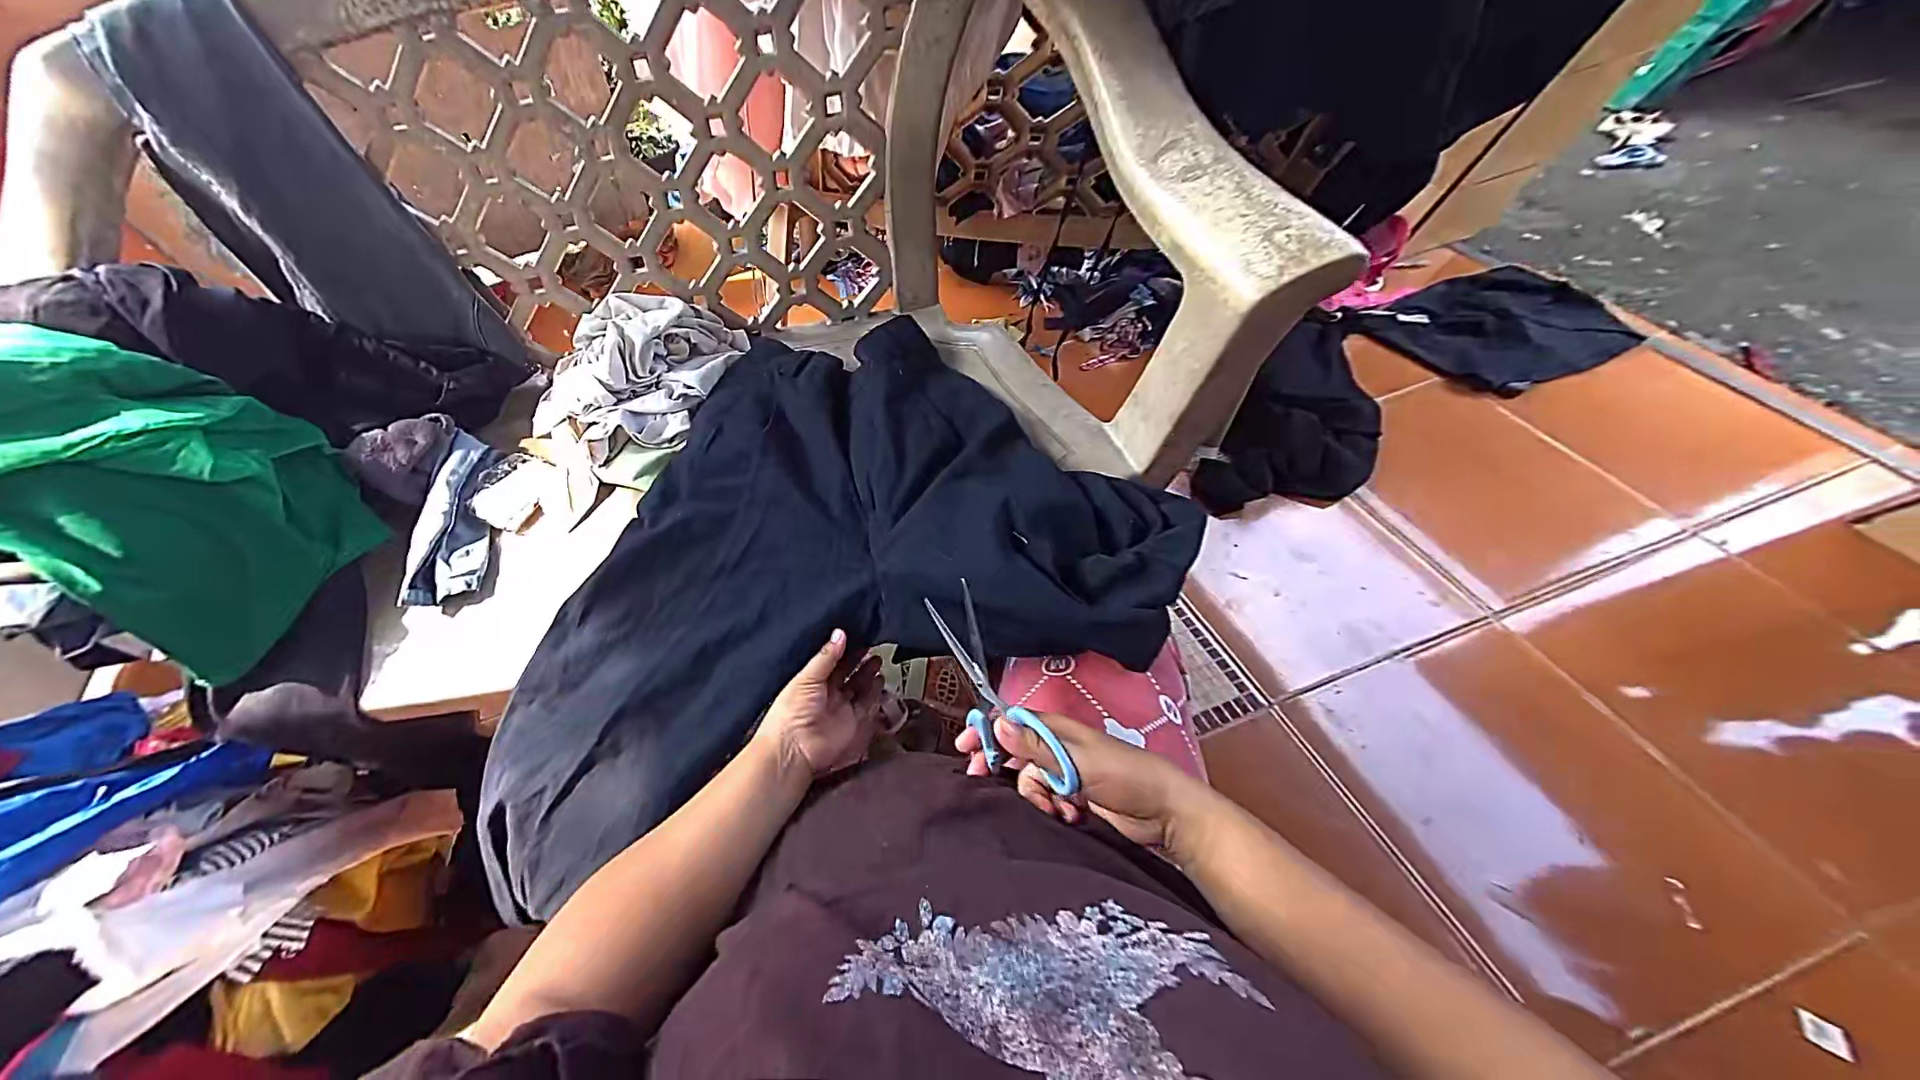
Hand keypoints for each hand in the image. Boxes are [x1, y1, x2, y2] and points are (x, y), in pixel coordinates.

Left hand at [755, 629, 883, 785]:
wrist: (795, 750)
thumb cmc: (790, 715)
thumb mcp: (807, 677)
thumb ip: (826, 656)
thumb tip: (839, 634)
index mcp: (810, 681)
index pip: (830, 661)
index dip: (843, 649)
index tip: (855, 635)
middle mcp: (825, 693)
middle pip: (846, 672)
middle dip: (858, 659)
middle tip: (870, 645)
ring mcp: (840, 707)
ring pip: (858, 686)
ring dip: (868, 673)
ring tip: (878, 659)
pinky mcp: (852, 721)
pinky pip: (867, 703)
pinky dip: (874, 691)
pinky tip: (879, 678)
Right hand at [956, 710, 1216, 860]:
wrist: (1165, 814)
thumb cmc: (1127, 776)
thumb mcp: (1078, 760)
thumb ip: (1037, 745)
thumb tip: (999, 724)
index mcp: (1059, 729)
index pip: (1013, 722)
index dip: (989, 731)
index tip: (968, 746)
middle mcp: (1059, 748)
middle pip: (1016, 751)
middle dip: (1001, 765)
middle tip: (984, 779)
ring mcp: (1067, 773)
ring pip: (1029, 781)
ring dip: (1036, 797)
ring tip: (1057, 807)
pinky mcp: (1074, 797)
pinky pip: (1046, 800)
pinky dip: (1050, 809)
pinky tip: (1067, 816)